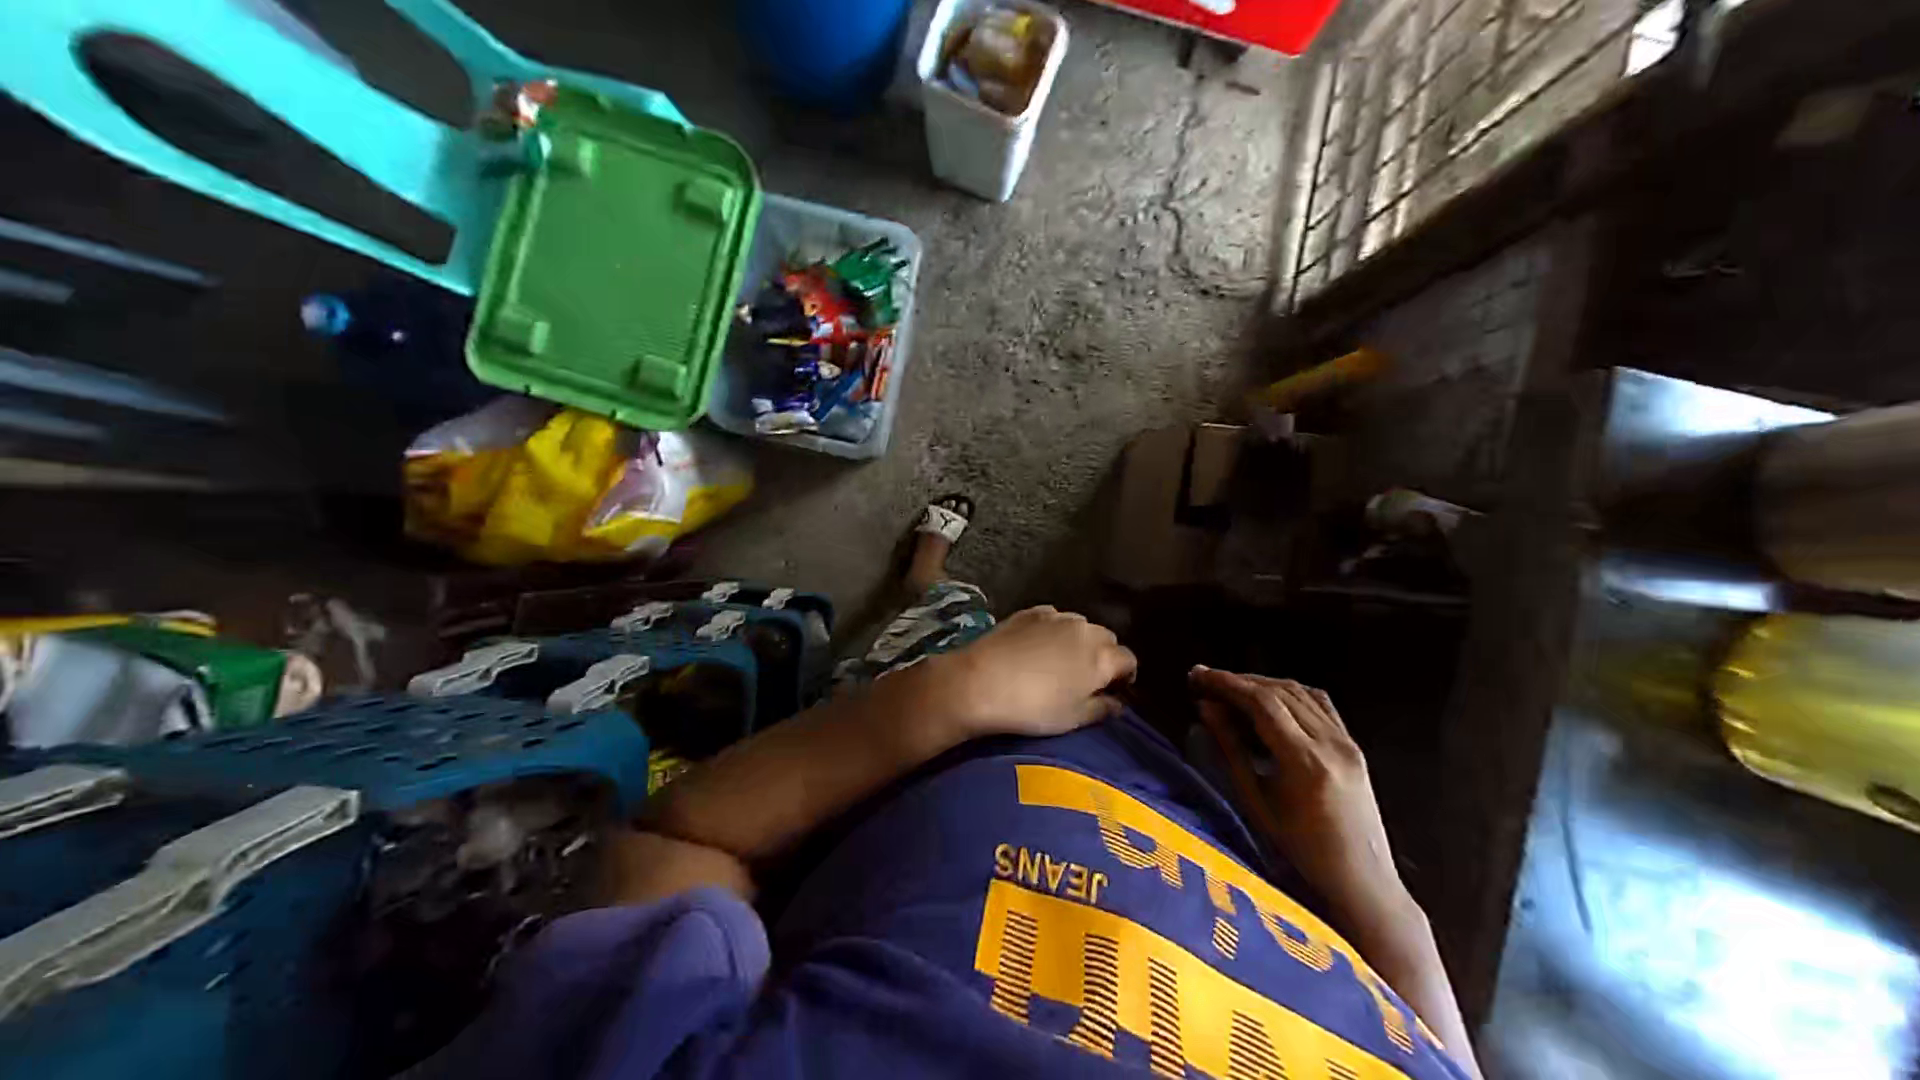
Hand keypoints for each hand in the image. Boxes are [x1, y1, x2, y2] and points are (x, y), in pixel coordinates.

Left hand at [931, 606, 1136, 736]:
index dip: (1124, 676)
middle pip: (1106, 639)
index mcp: (1102, 657)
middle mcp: (1084, 630)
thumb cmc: (1033, 708)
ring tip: (1060, 661)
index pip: (1128, 660)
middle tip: (1086, 678)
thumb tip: (1118, 703)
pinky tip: (1038, 646)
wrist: (980, 682)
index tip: (1113, 691)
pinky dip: (1054, 630)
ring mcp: (1056, 616)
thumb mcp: (1073, 718)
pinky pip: (1054, 618)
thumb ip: (1102, 709)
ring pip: (1080, 626)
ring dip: (1078, 641)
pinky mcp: (1030, 611)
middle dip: (1103, 655)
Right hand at [1189, 667, 1406, 915]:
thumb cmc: (1301, 851)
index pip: (1262, 702)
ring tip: (1229, 688)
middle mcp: (1332, 744)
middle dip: (1238, 680)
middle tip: (1205, 680)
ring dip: (1261, 684)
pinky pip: (1319, 703)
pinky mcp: (1353, 746)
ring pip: (1300, 692)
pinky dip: (1288, 693)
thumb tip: (1206, 708)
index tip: (1197, 676)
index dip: (1226, 683)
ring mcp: (1347, 743)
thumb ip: (1230, 749)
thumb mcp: (1255, 801)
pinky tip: (1267, 699)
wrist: (1362, 881)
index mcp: (1306, 761)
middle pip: (1280, 691)